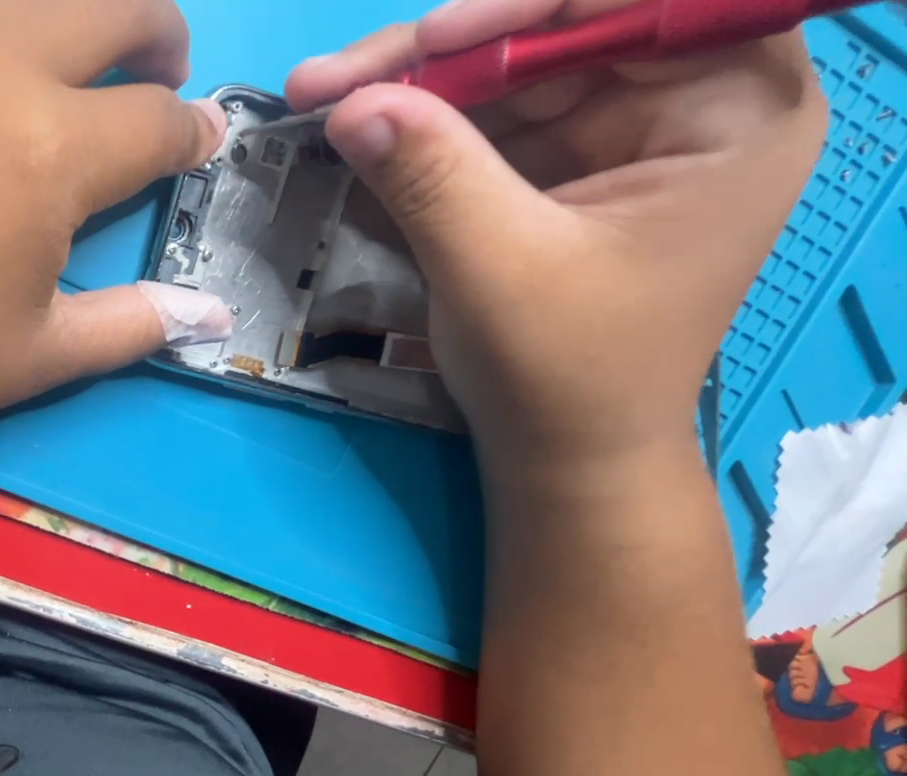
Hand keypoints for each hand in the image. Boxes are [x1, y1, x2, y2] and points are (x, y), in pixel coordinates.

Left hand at [0, 0, 231, 474]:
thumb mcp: (39, 356)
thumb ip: (136, 322)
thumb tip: (214, 312)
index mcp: (50, 151)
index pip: (157, 124)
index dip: (190, 137)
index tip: (196, 145)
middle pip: (111, 6)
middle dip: (156, 36)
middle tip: (152, 71)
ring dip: (57, 9)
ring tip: (56, 42)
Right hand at [287, 0, 826, 485]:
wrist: (561, 454)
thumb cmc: (562, 372)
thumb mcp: (498, 270)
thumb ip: (432, 177)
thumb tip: (350, 103)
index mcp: (731, 108)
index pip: (637, 4)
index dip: (527, 6)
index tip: (429, 39)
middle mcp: (682, 102)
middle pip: (556, 36)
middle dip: (437, 58)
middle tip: (326, 78)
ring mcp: (616, 136)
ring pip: (508, 79)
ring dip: (412, 91)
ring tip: (321, 98)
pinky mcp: (559, 172)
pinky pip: (487, 128)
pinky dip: (420, 132)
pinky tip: (360, 132)